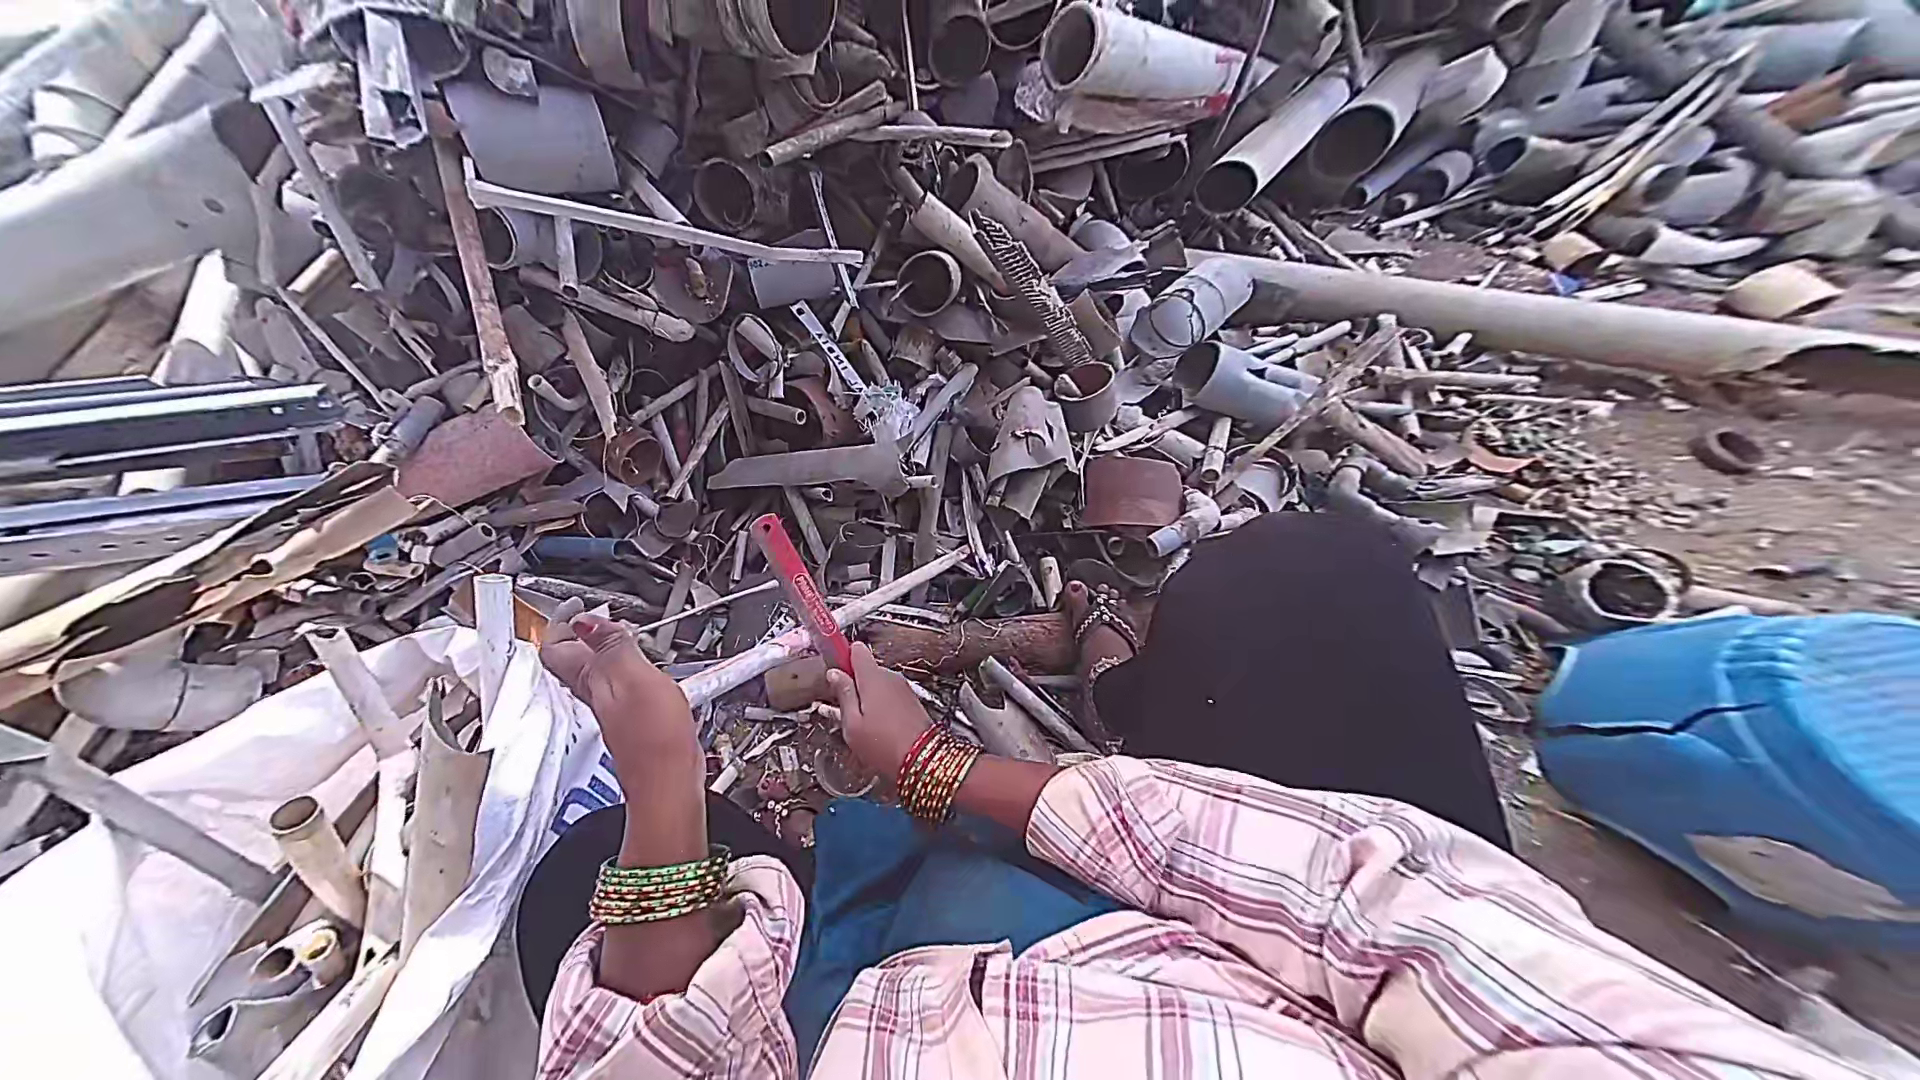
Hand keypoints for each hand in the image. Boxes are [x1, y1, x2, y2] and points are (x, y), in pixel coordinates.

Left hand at [541, 607, 699, 783]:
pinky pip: (626, 686)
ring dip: (610, 649)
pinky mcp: (637, 720)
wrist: (669, 780)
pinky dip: (634, 670)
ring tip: (626, 634)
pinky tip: (652, 669)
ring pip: (601, 671)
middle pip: (576, 658)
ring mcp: (615, 709)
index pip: (558, 646)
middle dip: (585, 633)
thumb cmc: (652, 737)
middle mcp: (596, 696)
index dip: (565, 621)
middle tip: (602, 614)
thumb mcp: (635, 679)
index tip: (580, 604)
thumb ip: (612, 648)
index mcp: (590, 681)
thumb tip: (586, 622)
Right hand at [825, 643, 932, 779]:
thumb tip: (834, 674)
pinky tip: (876, 727)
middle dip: (853, 684)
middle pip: (866, 668)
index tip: (833, 669)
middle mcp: (890, 677)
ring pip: (877, 683)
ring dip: (867, 697)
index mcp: (873, 678)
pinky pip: (889, 695)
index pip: (856, 650)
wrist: (922, 760)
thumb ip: (843, 694)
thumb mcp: (852, 724)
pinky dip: (880, 706)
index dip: (843, 657)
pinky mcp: (910, 701)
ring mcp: (902, 688)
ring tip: (860, 724)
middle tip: (844, 708)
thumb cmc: (884, 746)